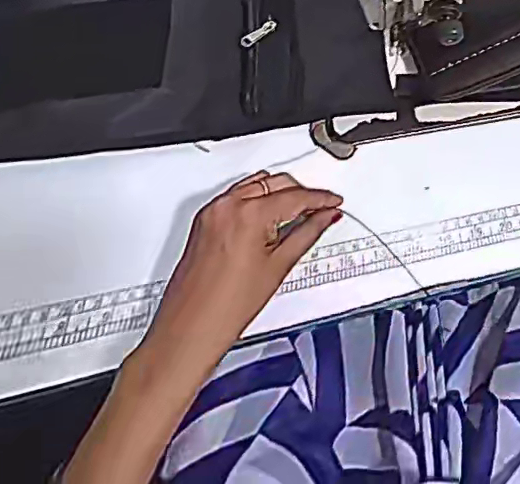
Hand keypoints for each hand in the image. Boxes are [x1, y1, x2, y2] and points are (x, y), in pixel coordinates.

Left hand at [140, 172, 342, 374]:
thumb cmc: (223, 311)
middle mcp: (227, 206)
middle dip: (302, 194)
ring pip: (257, 184)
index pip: (296, 196)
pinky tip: (269, 216)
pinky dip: (257, 198)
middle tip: (320, 209)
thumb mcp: (279, 266)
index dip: (321, 199)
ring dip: (279, 192)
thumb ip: (308, 232)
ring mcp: (213, 212)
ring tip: (297, 213)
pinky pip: (238, 195)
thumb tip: (325, 215)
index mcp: (249, 214)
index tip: (333, 202)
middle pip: (277, 183)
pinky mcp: (204, 220)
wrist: (186, 335)